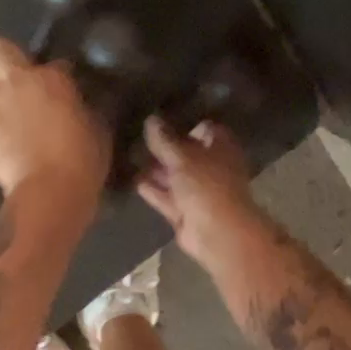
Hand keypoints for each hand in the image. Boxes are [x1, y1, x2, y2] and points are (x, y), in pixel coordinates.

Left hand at [0, 38, 110, 211]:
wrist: (48, 191)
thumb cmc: (82, 159)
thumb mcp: (97, 127)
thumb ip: (83, 106)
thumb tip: (77, 102)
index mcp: (52, 77)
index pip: (55, 62)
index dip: (59, 74)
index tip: (65, 88)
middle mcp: (17, 81)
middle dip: (6, 59)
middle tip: (21, 79)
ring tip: (7, 104)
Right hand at [137, 117, 264, 262]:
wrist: (217, 233)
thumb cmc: (206, 185)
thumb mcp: (182, 157)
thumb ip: (164, 139)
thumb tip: (150, 119)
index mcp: (221, 148)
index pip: (206, 129)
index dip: (186, 123)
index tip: (162, 116)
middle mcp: (211, 167)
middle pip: (187, 153)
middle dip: (164, 147)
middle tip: (137, 135)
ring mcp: (198, 191)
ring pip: (174, 176)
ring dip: (155, 168)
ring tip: (129, 155)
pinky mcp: (185, 211)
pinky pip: (166, 196)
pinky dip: (152, 189)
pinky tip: (133, 179)